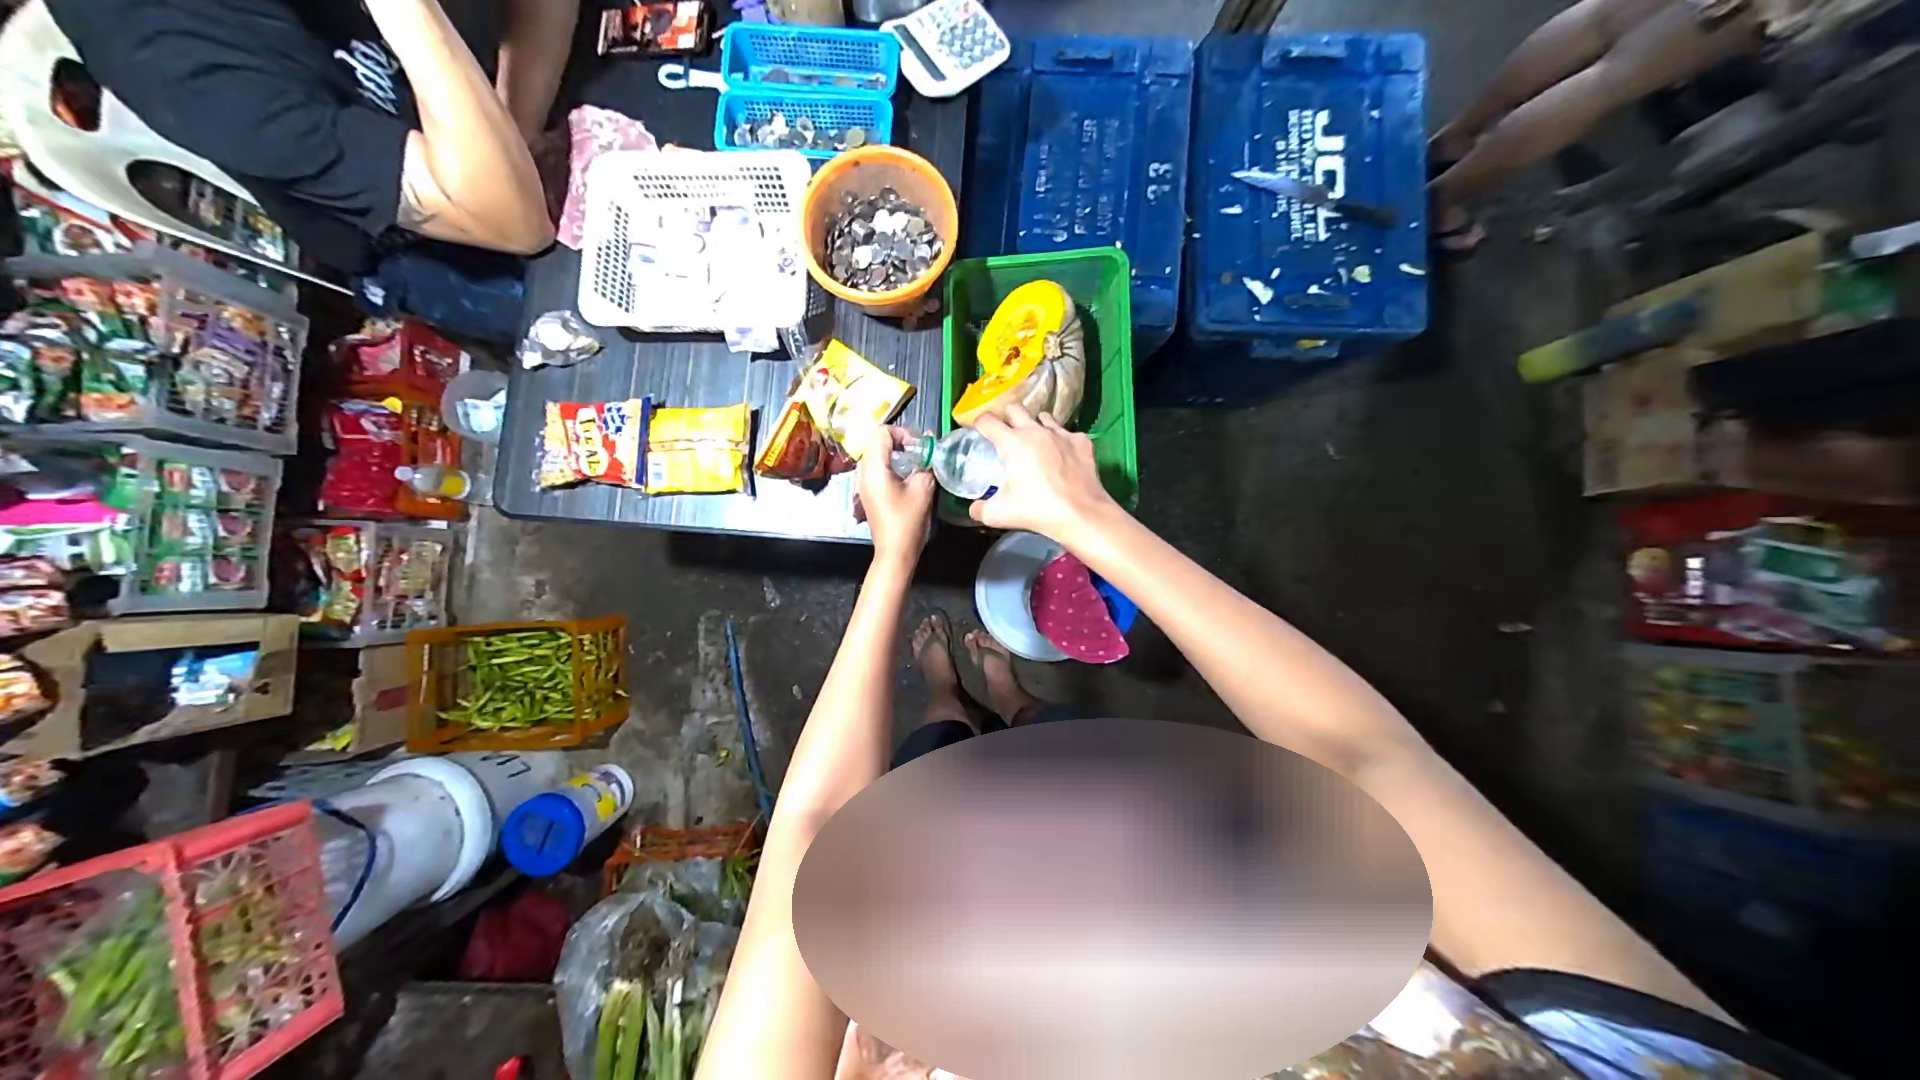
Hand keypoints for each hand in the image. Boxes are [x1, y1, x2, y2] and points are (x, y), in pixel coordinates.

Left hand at [857, 426, 933, 563]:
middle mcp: (862, 471)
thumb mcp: (923, 488)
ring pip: (875, 454)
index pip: (882, 432)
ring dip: (894, 453)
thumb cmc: (907, 520)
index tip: (918, 447)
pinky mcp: (866, 491)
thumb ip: (926, 463)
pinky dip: (890, 465)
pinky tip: (905, 478)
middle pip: (876, 441)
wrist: (894, 551)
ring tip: (913, 464)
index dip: (902, 433)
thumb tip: (929, 447)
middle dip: (898, 441)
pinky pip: (875, 468)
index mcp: (873, 468)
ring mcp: (862, 482)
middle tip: (918, 453)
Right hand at [969, 405, 1117, 542]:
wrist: (1081, 515)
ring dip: (1034, 425)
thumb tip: (973, 508)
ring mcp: (1061, 434)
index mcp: (1012, 443)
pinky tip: (1061, 455)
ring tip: (1034, 442)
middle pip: (1014, 408)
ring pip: (1043, 417)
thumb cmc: (1037, 511)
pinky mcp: (1082, 442)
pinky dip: (1061, 441)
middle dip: (1006, 417)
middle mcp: (1036, 431)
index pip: (987, 421)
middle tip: (1004, 433)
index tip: (976, 431)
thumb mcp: (999, 514)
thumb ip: (980, 509)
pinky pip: (1067, 433)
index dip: (977, 424)